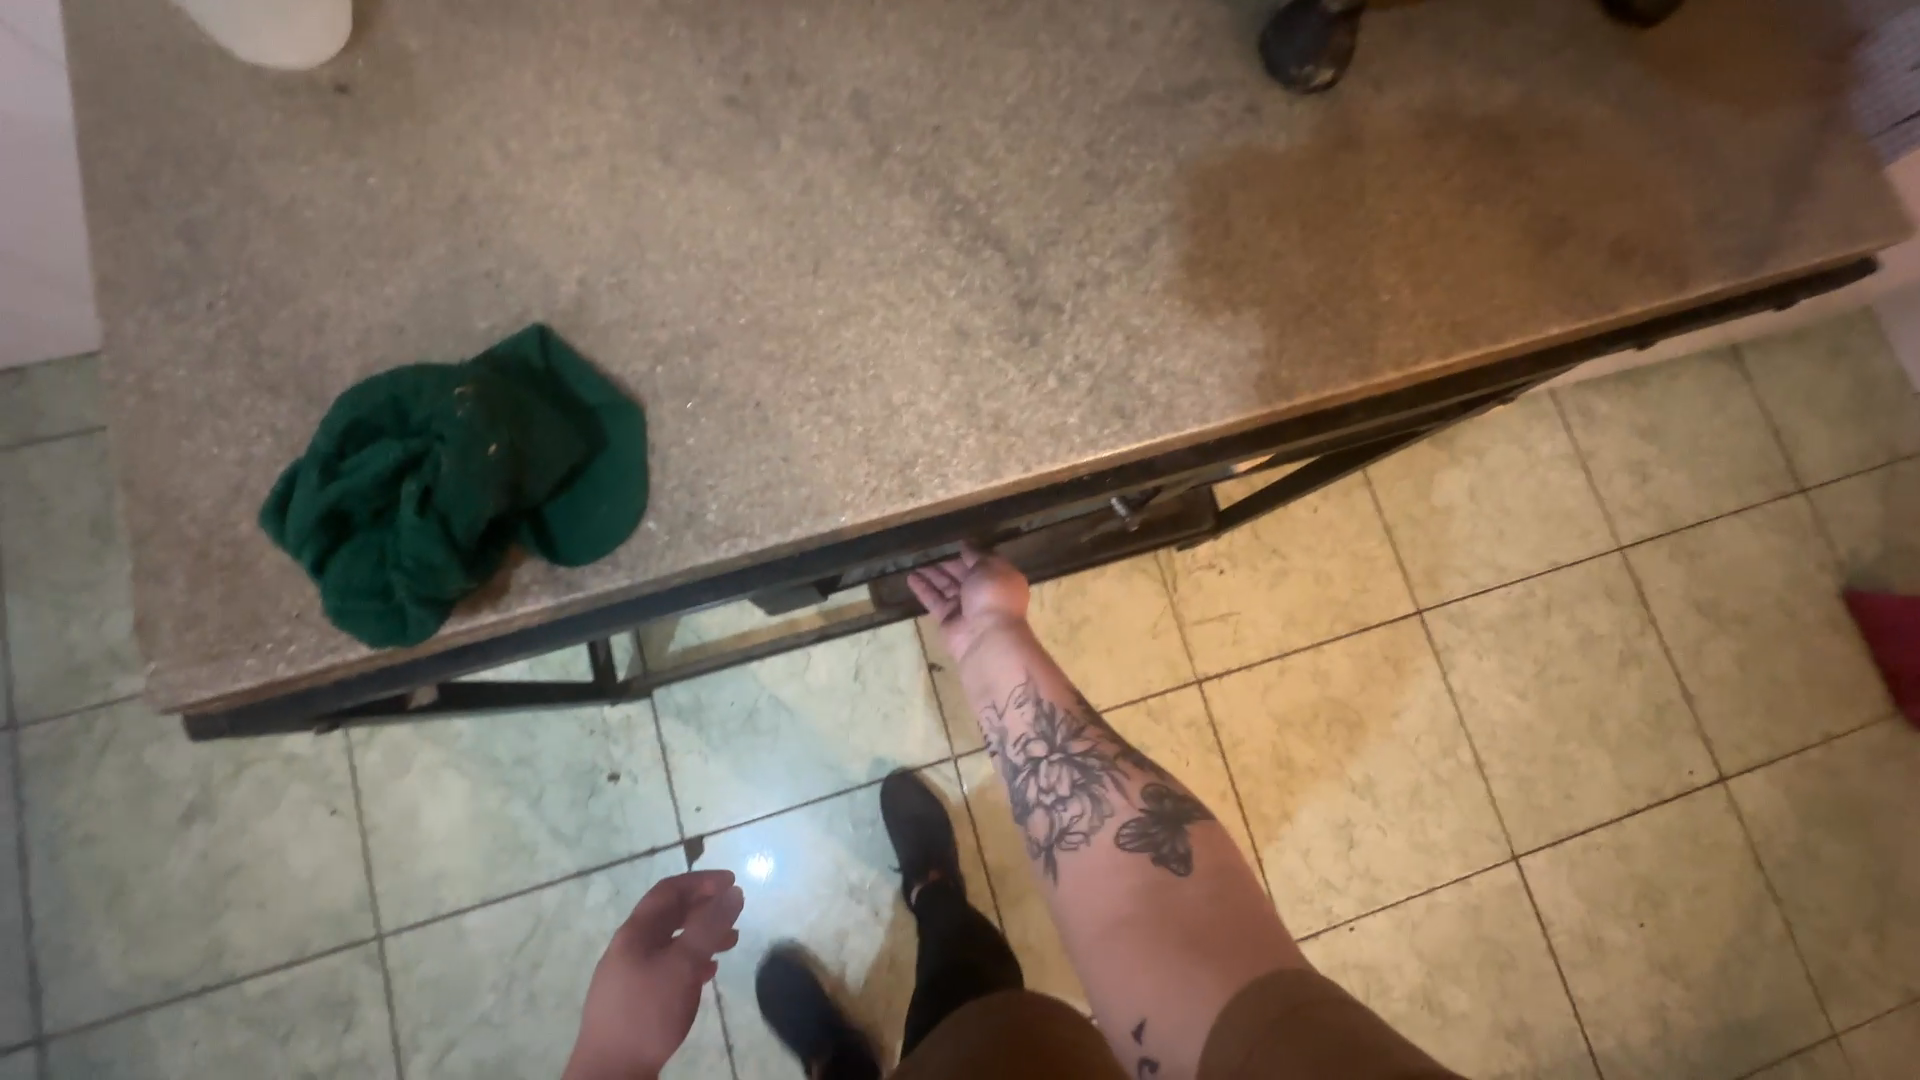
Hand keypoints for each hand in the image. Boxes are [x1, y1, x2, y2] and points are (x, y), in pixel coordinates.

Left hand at [563, 870, 745, 1079]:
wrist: (609, 1078)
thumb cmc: (646, 1014)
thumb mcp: (683, 965)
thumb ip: (709, 926)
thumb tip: (732, 893)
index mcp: (635, 933)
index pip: (669, 890)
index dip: (701, 881)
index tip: (732, 882)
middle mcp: (629, 949)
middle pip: (670, 915)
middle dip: (704, 907)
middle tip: (734, 911)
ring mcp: (630, 976)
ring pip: (671, 942)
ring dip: (702, 935)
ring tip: (731, 942)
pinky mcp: (635, 1002)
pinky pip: (668, 968)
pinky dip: (692, 961)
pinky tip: (708, 973)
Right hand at [907, 543, 1030, 661]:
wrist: (986, 637)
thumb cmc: (993, 595)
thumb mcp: (989, 566)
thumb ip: (975, 555)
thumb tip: (966, 544)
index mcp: (999, 578)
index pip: (982, 562)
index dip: (967, 553)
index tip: (951, 542)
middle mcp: (983, 592)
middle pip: (962, 574)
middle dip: (946, 562)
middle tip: (927, 549)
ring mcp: (965, 607)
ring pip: (946, 586)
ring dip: (931, 574)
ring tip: (914, 560)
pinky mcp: (947, 619)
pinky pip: (934, 600)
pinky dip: (923, 589)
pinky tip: (910, 576)